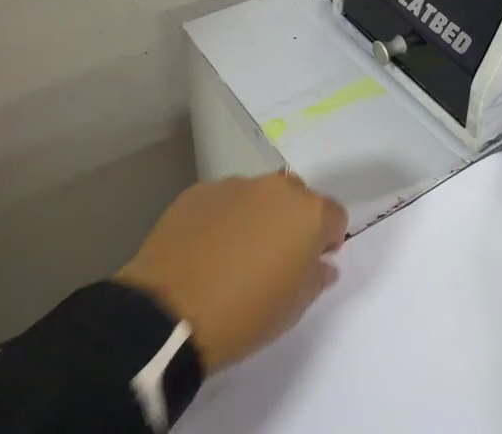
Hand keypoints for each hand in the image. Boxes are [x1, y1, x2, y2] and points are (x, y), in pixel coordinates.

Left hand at [115, 172, 348, 370]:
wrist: (167, 315)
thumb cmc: (244, 314)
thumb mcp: (294, 308)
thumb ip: (317, 277)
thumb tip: (321, 263)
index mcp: (310, 213)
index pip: (334, 217)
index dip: (325, 241)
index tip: (309, 265)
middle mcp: (277, 189)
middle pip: (296, 199)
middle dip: (291, 223)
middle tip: (272, 259)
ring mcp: (234, 186)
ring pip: (257, 198)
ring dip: (255, 218)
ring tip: (231, 256)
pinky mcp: (197, 192)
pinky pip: (221, 203)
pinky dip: (220, 220)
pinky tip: (203, 252)